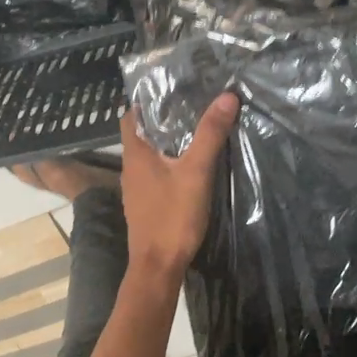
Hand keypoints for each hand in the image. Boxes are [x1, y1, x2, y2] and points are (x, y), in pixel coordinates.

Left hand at [120, 93, 238, 278]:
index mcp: (135, 154)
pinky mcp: (145, 204)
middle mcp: (130, 168)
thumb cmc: (173, 217)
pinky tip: (188, 166)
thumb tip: (227, 96)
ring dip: (167, 143)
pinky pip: (154, 174)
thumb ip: (210, 135)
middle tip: (191, 105)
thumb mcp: (196, 172)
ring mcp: (136, 189)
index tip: (170, 89)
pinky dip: (168, 164)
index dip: (146, 100)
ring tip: (194, 130)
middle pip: (141, 134)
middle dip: (162, 119)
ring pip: (149, 155)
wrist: (158, 266)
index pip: (130, 115)